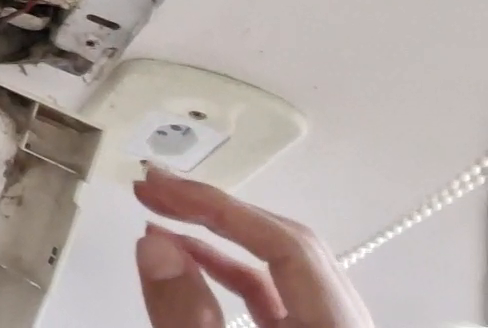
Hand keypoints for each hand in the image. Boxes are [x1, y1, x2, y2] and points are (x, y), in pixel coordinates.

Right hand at [133, 167, 372, 327]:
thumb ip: (185, 312)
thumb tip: (152, 241)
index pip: (288, 246)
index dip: (219, 206)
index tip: (156, 185)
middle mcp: (348, 325)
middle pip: (293, 247)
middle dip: (216, 210)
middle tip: (152, 187)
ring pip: (286, 269)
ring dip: (218, 234)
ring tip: (158, 214)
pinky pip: (280, 295)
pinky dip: (229, 267)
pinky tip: (184, 254)